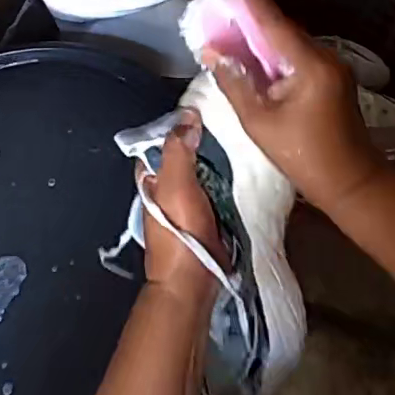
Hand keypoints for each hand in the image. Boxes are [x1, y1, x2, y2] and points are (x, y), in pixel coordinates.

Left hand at [140, 114, 223, 307]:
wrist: (192, 284)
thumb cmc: (179, 232)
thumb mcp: (176, 184)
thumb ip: (178, 150)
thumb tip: (187, 115)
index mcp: (151, 175)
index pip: (162, 139)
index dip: (180, 124)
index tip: (205, 109)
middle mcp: (165, 186)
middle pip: (185, 154)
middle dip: (204, 143)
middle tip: (229, 126)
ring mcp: (186, 203)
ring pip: (203, 172)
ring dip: (218, 163)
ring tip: (241, 143)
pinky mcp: (206, 217)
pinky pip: (217, 192)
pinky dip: (227, 183)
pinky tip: (244, 174)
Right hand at [200, 0, 383, 211]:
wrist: (353, 183)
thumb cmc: (304, 155)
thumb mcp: (258, 121)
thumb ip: (233, 81)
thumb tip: (210, 50)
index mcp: (308, 63)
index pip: (269, 17)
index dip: (238, 1)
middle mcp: (323, 54)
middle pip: (277, 23)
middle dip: (241, 17)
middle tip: (209, 19)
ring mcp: (329, 62)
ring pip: (284, 36)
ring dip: (253, 33)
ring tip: (221, 34)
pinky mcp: (328, 73)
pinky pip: (292, 50)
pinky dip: (267, 48)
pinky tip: (245, 55)